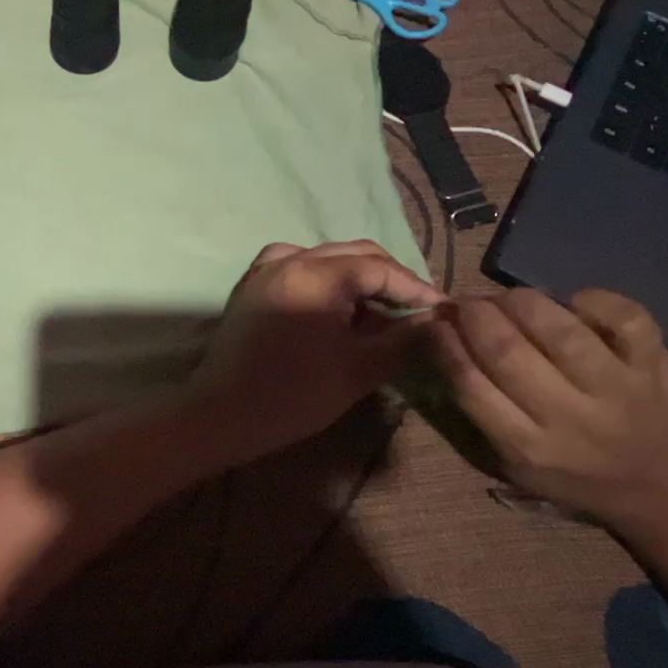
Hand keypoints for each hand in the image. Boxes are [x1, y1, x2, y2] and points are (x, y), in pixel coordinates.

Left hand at [186, 241, 444, 462]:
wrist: (223, 412)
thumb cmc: (294, 394)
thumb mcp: (359, 370)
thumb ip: (403, 341)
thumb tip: (439, 323)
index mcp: (315, 275)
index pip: (380, 268)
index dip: (417, 289)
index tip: (444, 313)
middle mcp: (288, 259)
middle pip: (354, 255)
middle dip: (390, 279)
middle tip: (418, 312)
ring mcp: (265, 268)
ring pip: (326, 257)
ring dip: (358, 278)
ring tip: (382, 312)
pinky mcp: (252, 284)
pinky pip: (298, 266)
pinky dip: (325, 279)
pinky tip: (337, 306)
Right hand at [429, 288, 667, 540]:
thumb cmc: (576, 476)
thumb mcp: (513, 463)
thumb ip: (476, 409)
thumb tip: (440, 341)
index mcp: (526, 446)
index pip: (468, 383)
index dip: (443, 342)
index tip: (434, 322)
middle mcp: (568, 418)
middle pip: (505, 350)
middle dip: (474, 314)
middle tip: (465, 304)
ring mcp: (616, 390)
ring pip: (557, 328)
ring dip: (519, 301)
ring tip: (508, 299)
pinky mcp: (654, 367)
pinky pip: (624, 317)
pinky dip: (592, 300)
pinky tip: (573, 304)